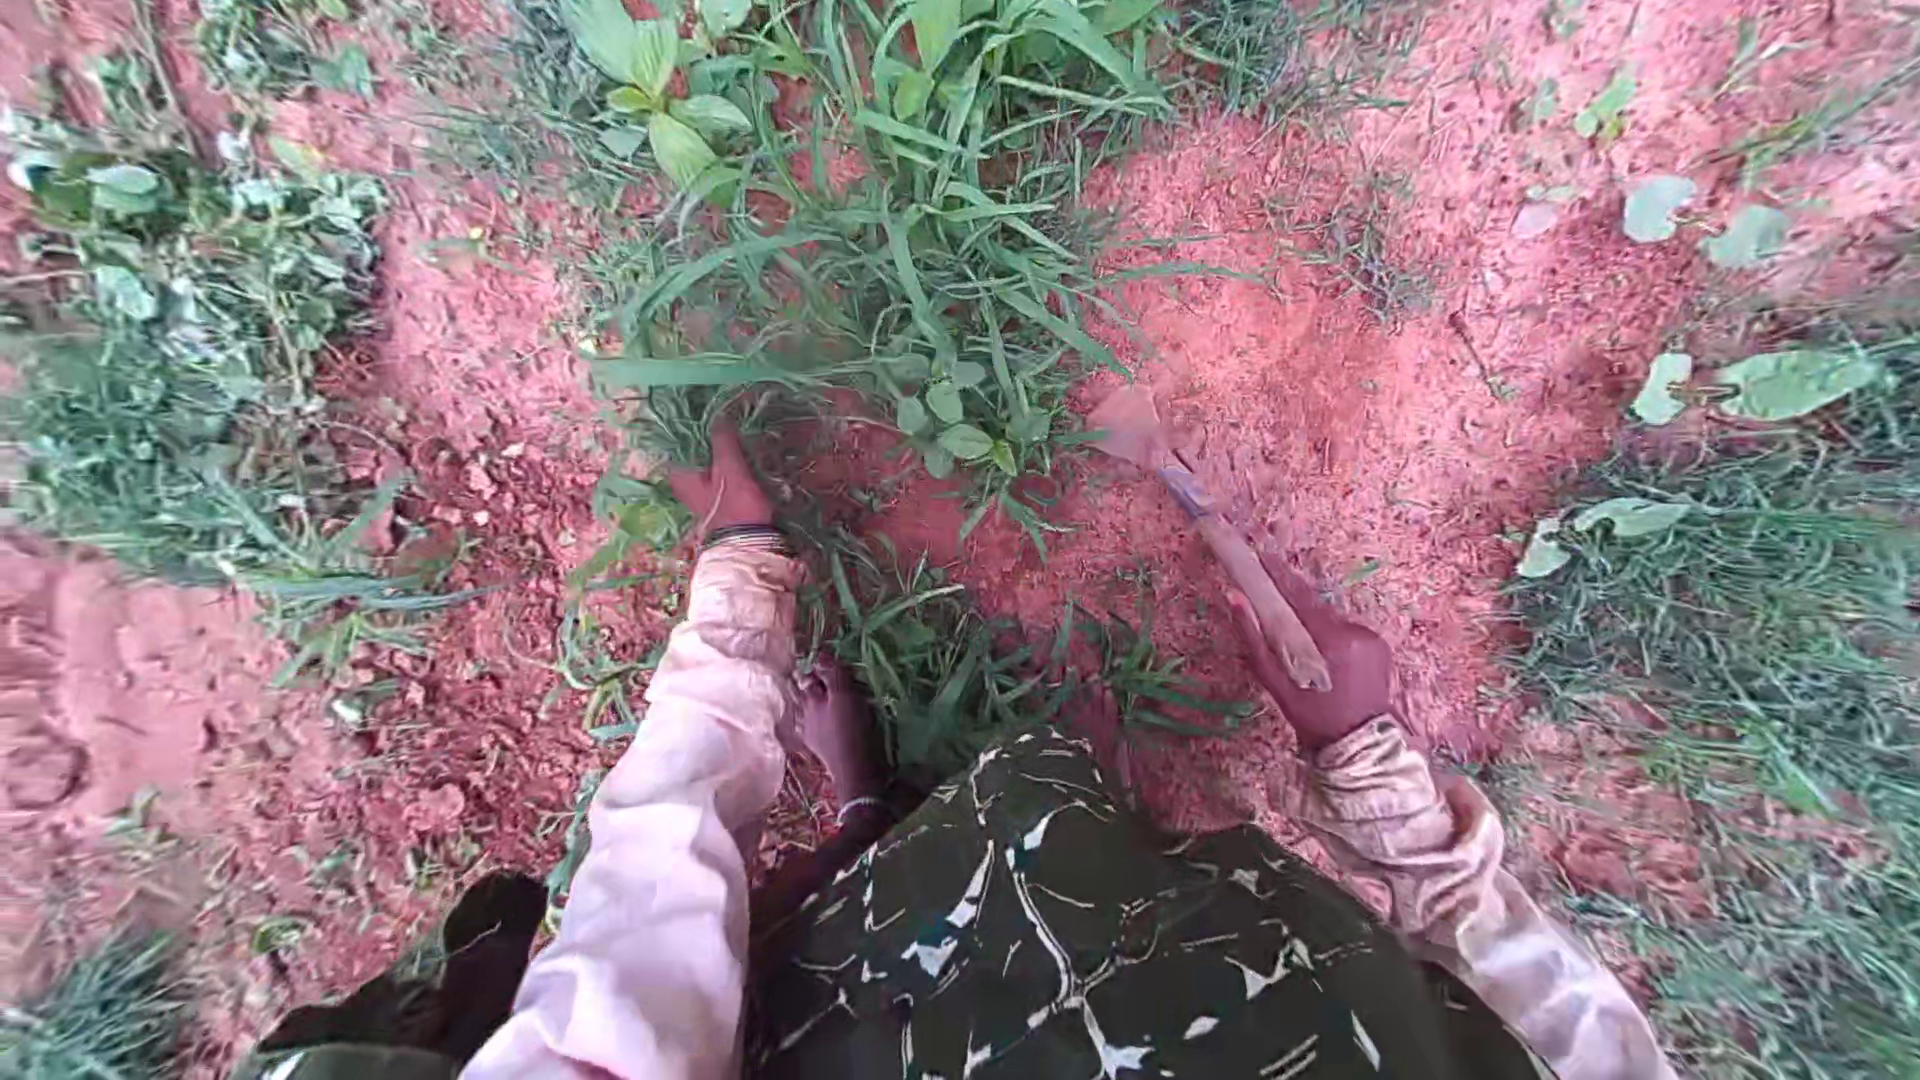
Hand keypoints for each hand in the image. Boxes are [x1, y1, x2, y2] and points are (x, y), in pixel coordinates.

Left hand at [667, 422, 773, 533]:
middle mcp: (684, 483)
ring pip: (709, 462)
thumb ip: (723, 440)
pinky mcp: (717, 499)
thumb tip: (721, 414)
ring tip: (738, 434)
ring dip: (722, 450)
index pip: (679, 440)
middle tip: (728, 420)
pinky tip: (742, 455)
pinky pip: (719, 473)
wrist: (752, 541)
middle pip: (695, 451)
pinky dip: (728, 464)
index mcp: (679, 474)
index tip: (710, 412)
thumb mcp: (730, 468)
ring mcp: (700, 493)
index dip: (693, 425)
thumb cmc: (737, 505)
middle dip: (711, 437)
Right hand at [1227, 548, 1393, 752]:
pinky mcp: (1379, 644)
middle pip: (1314, 604)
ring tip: (1294, 632)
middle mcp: (1355, 631)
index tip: (1261, 555)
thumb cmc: (1307, 712)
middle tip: (1269, 586)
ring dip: (1310, 619)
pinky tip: (1319, 648)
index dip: (1278, 575)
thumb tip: (1233, 597)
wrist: (1355, 742)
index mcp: (1329, 639)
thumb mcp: (1272, 677)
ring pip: (1329, 617)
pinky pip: (1345, 628)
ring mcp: (1371, 637)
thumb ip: (1252, 635)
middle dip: (1292, 598)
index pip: (1298, 596)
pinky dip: (1328, 632)